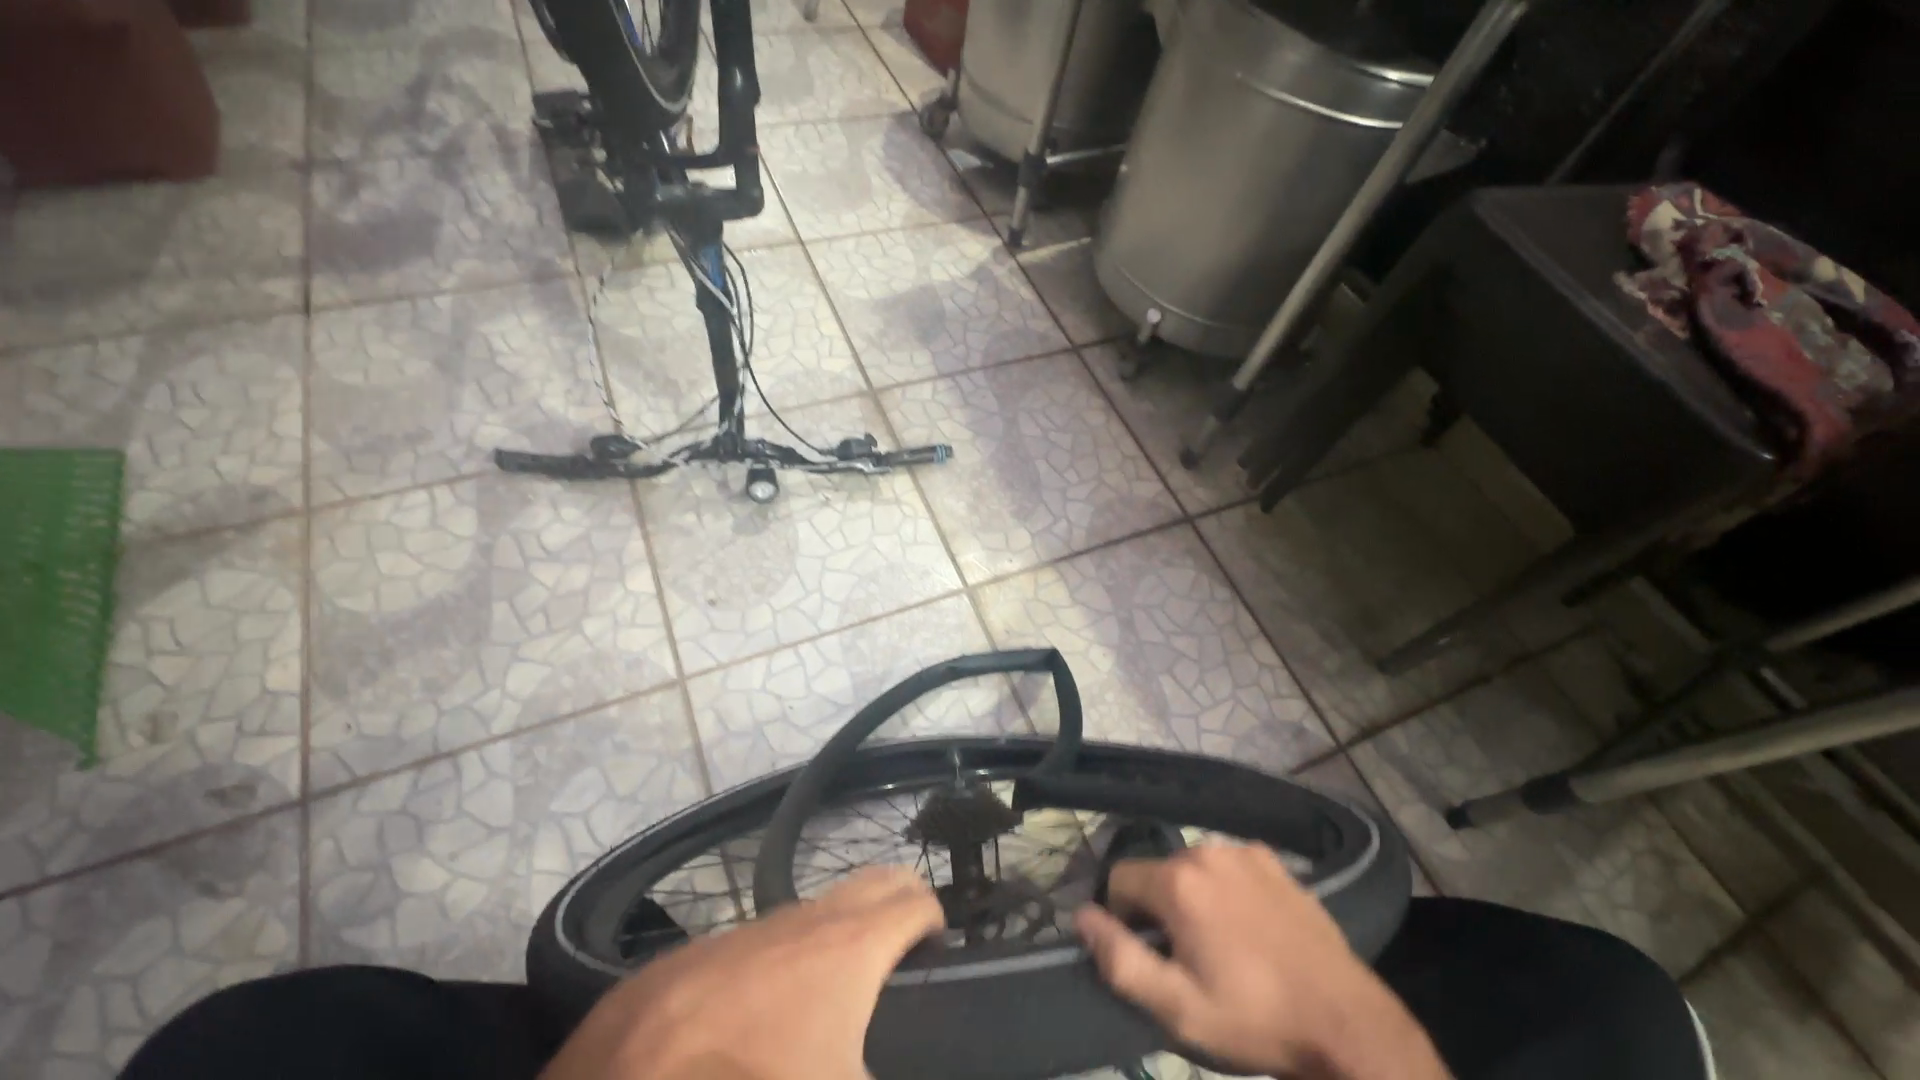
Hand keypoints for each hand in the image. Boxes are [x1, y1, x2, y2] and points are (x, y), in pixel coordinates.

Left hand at [541, 866, 942, 1079]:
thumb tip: (873, 1057)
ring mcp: (743, 930)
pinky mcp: (694, 952)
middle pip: (873, 882)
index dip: (937, 923)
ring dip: (834, 933)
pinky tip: (758, 1007)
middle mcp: (800, 920)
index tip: (938, 957)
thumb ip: (880, 1064)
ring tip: (834, 986)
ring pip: (810, 910)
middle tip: (905, 951)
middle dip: (898, 904)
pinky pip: (754, 938)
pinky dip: (777, 957)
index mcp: (850, 945)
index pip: (917, 899)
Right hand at [1075, 844, 1446, 1079]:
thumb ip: (1119, 958)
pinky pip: (1230, 869)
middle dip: (1159, 910)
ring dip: (1193, 900)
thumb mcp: (1177, 1008)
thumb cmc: (1254, 1019)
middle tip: (1189, 961)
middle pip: (1157, 874)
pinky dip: (1227, 892)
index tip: (1151, 958)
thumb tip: (1081, 916)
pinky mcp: (1277, 863)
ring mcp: (1248, 854)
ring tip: (1223, 949)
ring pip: (1193, 870)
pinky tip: (1251, 932)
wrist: (1348, 1024)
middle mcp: (1209, 852)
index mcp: (1180, 883)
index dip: (1123, 920)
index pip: (1118, 879)